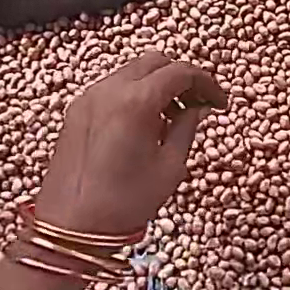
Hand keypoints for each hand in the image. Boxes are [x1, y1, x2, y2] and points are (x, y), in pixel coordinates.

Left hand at [34, 52, 226, 235]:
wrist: (70, 227)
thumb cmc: (124, 202)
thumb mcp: (170, 166)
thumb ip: (187, 128)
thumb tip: (197, 109)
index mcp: (136, 100)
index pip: (180, 72)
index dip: (206, 83)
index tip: (219, 102)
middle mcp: (108, 90)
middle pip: (154, 62)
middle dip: (180, 78)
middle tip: (198, 104)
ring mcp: (88, 98)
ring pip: (131, 73)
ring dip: (156, 85)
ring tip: (172, 118)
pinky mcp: (76, 112)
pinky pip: (112, 89)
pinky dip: (134, 95)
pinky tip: (144, 125)